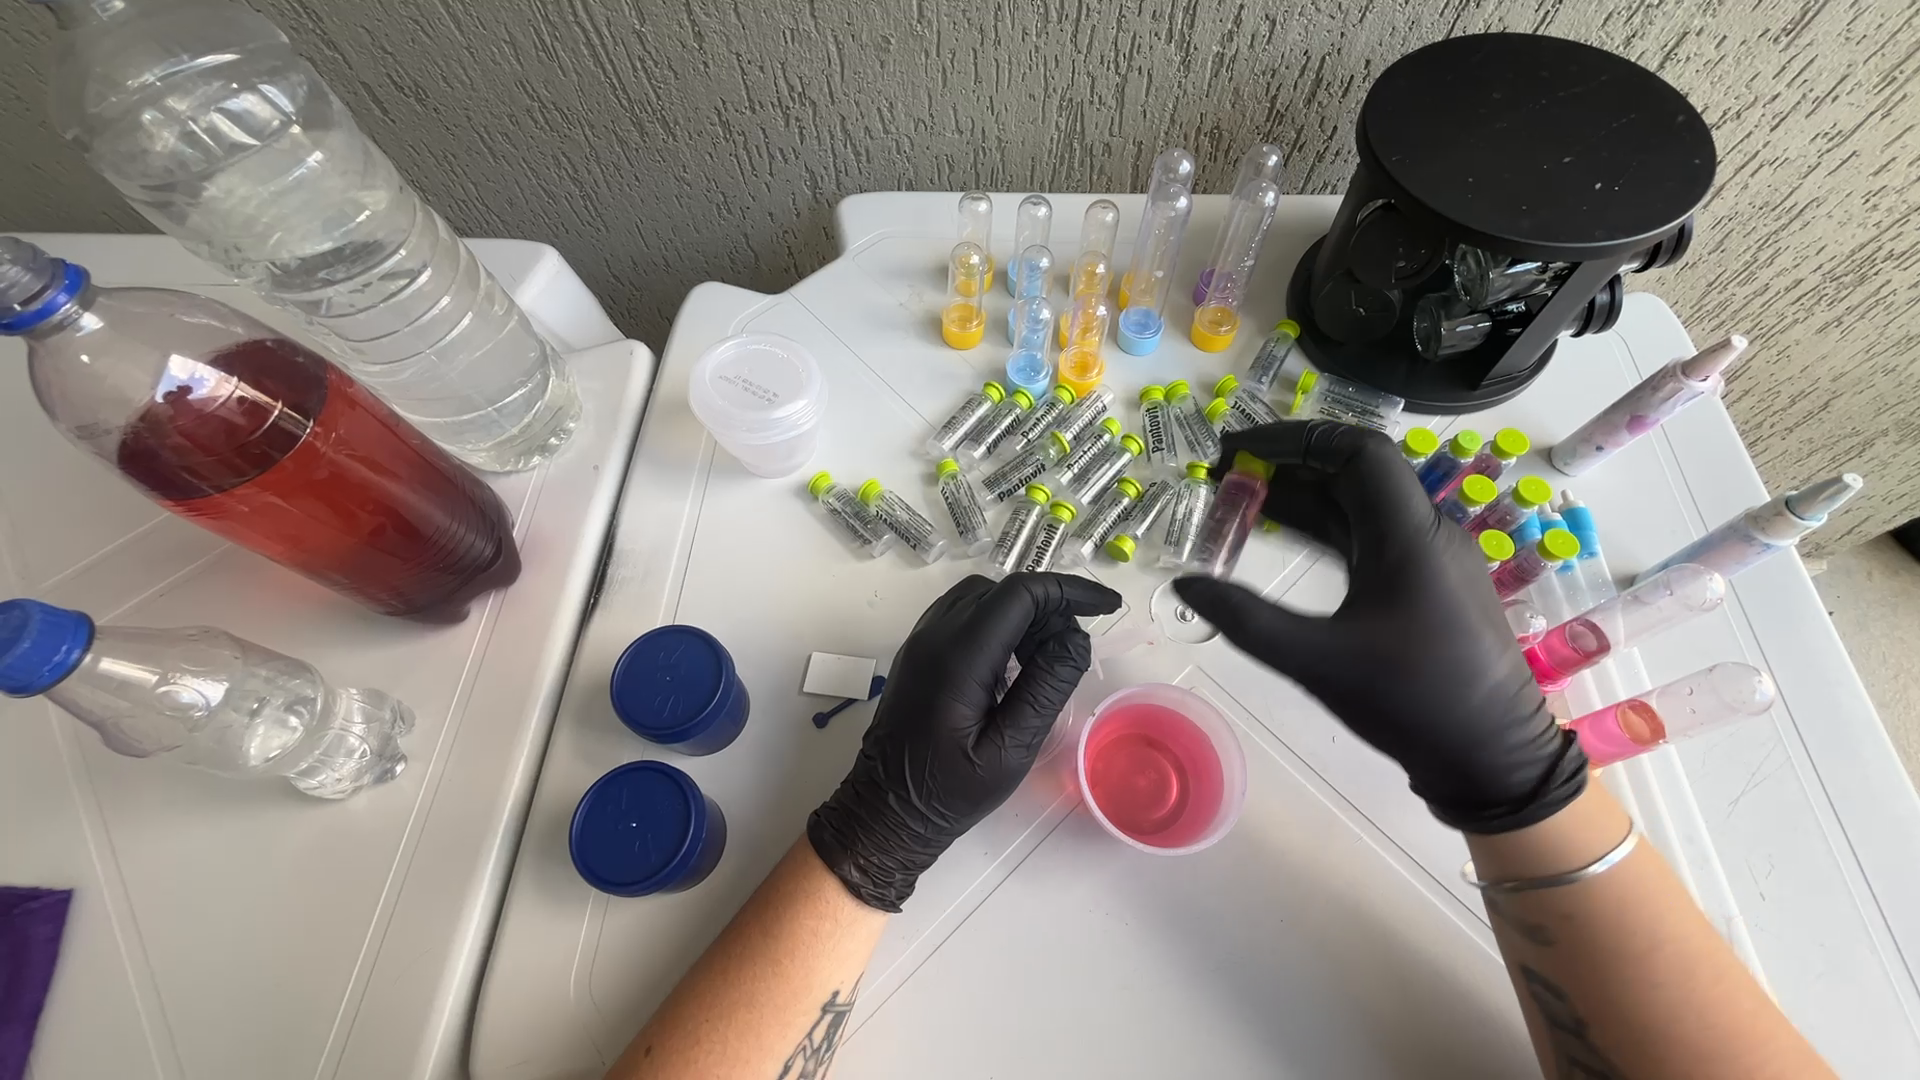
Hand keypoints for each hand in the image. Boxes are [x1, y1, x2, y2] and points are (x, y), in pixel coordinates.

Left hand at [808, 572, 1121, 910]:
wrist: (885, 810)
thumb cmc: (949, 792)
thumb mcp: (1010, 750)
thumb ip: (1045, 688)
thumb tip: (1075, 636)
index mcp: (959, 656)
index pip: (1021, 594)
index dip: (1069, 592)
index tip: (1107, 607)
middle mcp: (935, 634)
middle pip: (1003, 590)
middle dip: (1049, 606)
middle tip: (1074, 649)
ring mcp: (921, 639)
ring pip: (982, 597)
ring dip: (1023, 613)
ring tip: (1046, 657)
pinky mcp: (918, 651)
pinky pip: (964, 614)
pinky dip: (998, 622)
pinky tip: (1012, 662)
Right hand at [1173, 420, 1585, 833]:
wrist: (1493, 759)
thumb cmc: (1411, 704)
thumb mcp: (1317, 661)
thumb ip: (1245, 619)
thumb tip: (1182, 586)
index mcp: (1409, 536)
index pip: (1356, 452)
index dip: (1292, 440)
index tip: (1236, 451)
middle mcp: (1422, 532)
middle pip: (1352, 471)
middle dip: (1285, 463)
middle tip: (1224, 472)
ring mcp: (1424, 558)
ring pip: (1355, 504)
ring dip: (1298, 495)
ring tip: (1237, 498)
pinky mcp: (1419, 583)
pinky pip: (1361, 535)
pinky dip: (1317, 527)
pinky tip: (1276, 535)